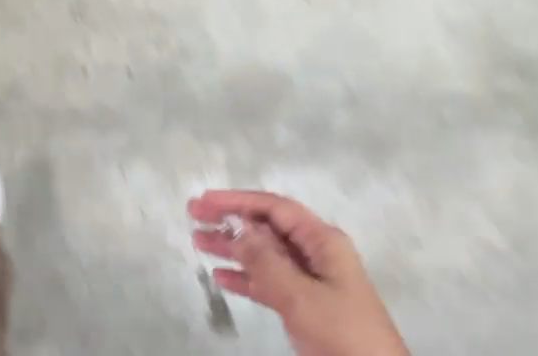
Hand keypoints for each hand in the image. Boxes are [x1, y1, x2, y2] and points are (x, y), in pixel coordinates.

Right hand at [189, 190, 407, 355]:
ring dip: (233, 249)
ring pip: (265, 256)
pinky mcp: (307, 309)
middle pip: (268, 228)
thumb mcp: (302, 297)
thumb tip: (237, 228)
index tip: (205, 200)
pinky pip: (270, 284)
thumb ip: (266, 262)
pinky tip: (220, 278)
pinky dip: (246, 279)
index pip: (275, 208)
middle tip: (193, 217)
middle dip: (231, 221)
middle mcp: (316, 255)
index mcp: (323, 242)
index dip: (239, 201)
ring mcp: (312, 283)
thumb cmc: (344, 336)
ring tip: (198, 243)